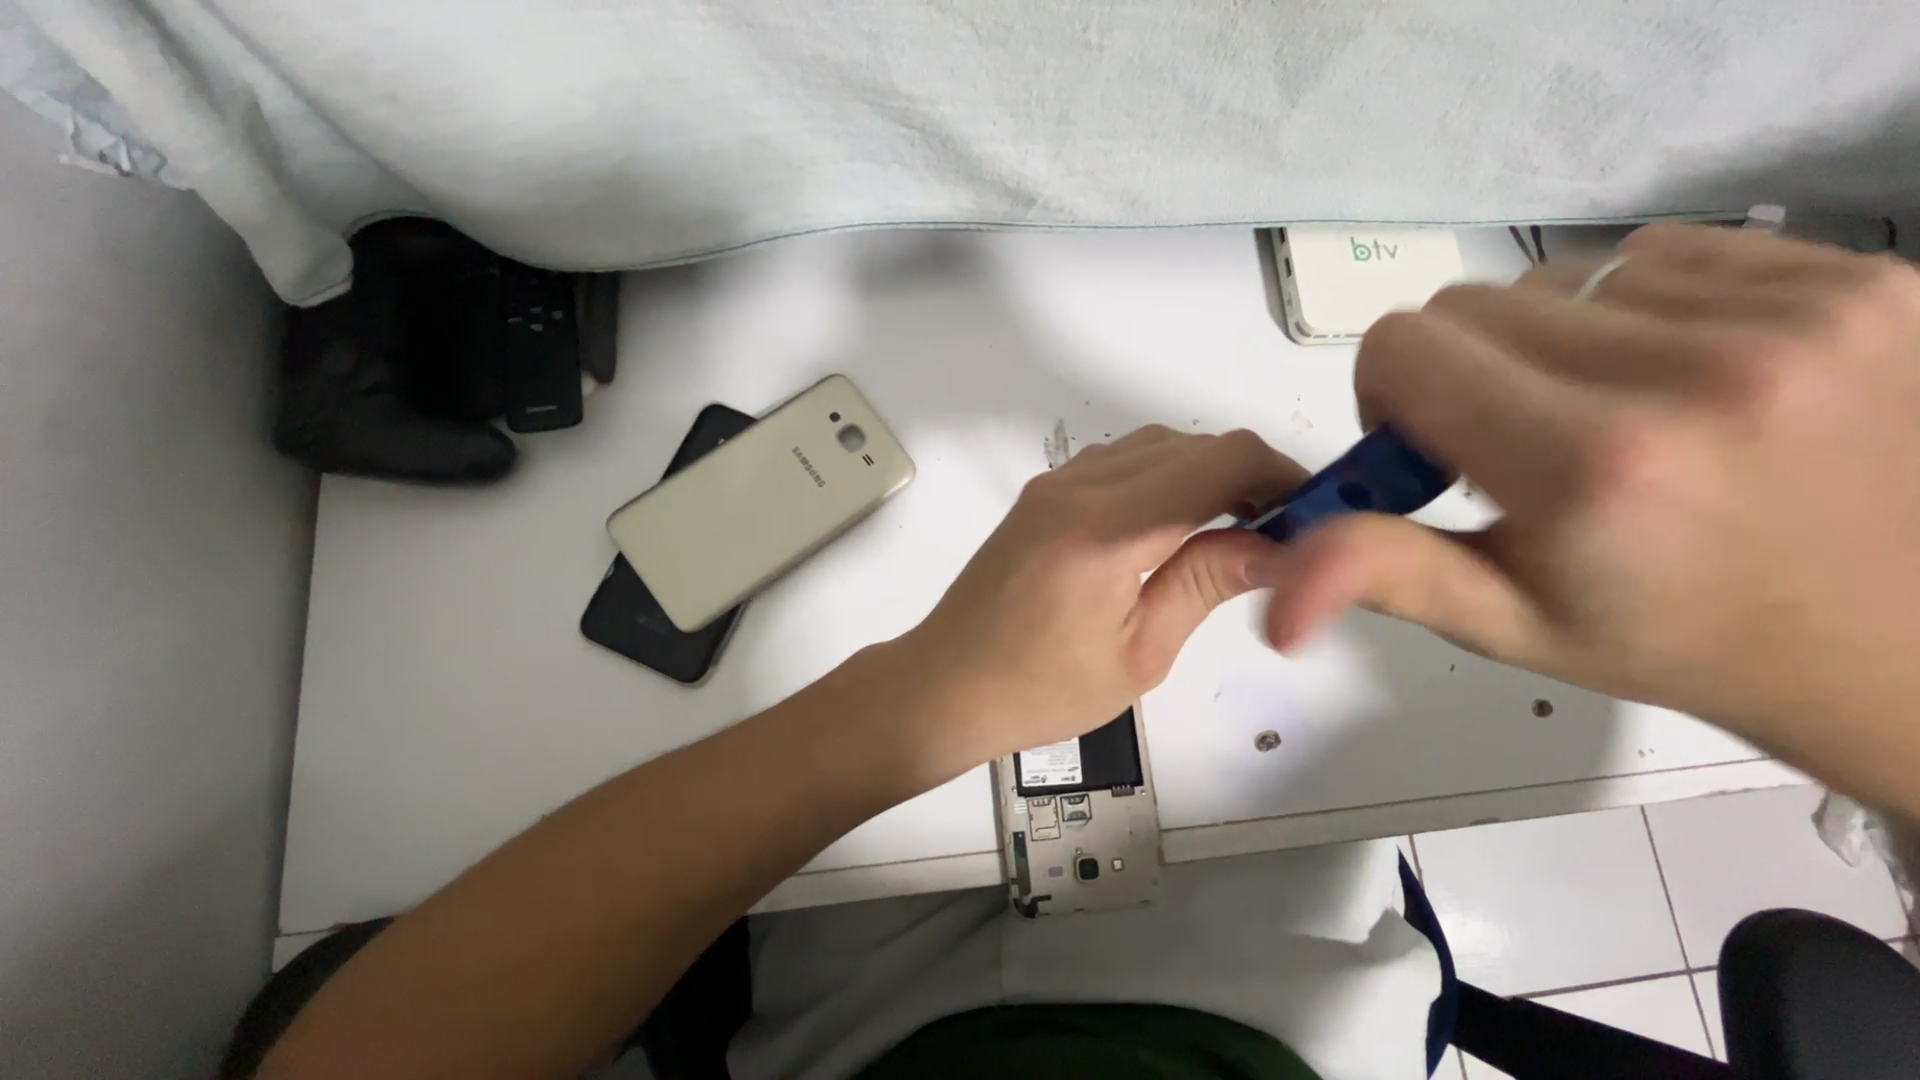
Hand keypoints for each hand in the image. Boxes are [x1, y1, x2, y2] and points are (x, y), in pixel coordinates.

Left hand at [898, 426, 1304, 770]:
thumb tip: (1276, 546)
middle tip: (1276, 531)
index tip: (1308, 513)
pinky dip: (1161, 476)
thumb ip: (1206, 584)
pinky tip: (1172, 524)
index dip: (1277, 474)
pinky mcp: (1041, 494)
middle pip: (1190, 444)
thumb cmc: (1042, 689)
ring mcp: (1054, 485)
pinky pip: (1117, 461)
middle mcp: (1078, 487)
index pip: (1218, 461)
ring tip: (1230, 530)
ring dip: (1202, 473)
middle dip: (1245, 475)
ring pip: (1154, 446)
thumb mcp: (1140, 653)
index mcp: (1108, 529)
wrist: (947, 684)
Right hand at [1258, 224, 1919, 809]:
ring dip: (1553, 340)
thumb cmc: (1667, 633)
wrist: (1895, 638)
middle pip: (1472, 303)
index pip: (1406, 345)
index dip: (1390, 391)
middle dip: (1462, 368)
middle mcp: (1690, 373)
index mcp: (1588, 467)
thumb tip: (1271, 587)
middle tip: (1512, 439)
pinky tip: (1679, 379)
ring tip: (1606, 414)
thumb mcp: (1504, 622)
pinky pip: (1664, 255)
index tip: (1429, 442)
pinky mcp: (1857, 280)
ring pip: (1563, 277)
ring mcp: (1791, 315)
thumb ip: (1381, 574)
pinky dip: (1642, 310)